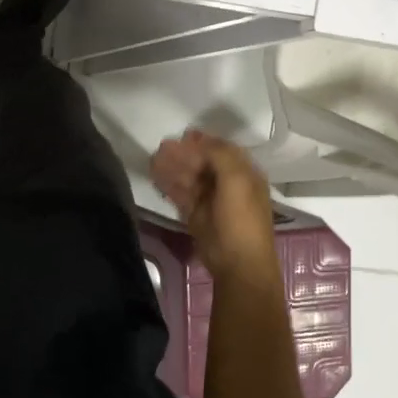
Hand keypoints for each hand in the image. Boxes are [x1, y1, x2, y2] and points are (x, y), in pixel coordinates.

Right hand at [151, 130, 277, 280]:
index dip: (204, 142)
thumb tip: (199, 139)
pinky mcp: (196, 215)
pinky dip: (168, 184)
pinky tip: (155, 176)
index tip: (182, 135)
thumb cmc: (240, 220)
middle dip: (183, 154)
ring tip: (153, 159)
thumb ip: (220, 155)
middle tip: (161, 148)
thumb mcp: (236, 180)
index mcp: (244, 175)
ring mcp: (211, 200)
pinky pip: (180, 194)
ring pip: (189, 178)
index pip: (222, 151)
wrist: (237, 262)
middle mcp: (228, 184)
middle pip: (203, 163)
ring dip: (172, 167)